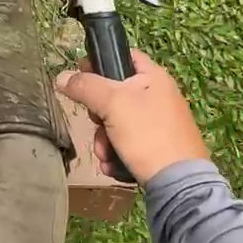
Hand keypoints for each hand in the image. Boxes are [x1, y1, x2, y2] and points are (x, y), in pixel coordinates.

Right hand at [55, 48, 208, 183]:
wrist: (181, 187)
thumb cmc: (148, 134)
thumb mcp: (112, 104)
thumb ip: (84, 86)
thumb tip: (61, 77)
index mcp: (154, 77)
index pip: (122, 55)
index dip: (100, 61)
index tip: (82, 76)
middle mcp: (159, 96)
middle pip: (115, 92)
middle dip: (98, 112)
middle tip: (96, 121)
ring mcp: (160, 124)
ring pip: (118, 120)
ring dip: (104, 137)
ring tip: (104, 154)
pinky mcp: (159, 148)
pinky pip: (129, 141)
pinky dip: (116, 152)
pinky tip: (112, 165)